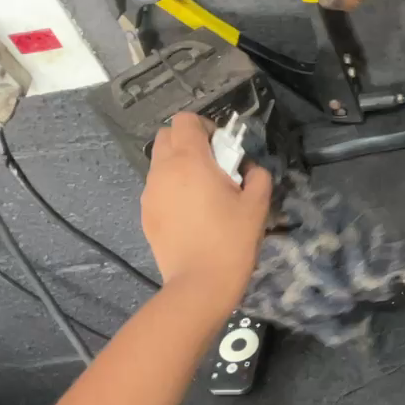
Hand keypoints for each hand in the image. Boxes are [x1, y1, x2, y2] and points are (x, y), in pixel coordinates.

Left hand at [141, 112, 271, 297]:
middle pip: (167, 136)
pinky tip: (192, 216)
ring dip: (180, 167)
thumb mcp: (258, 206)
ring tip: (203, 195)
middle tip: (213, 167)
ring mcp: (150, 193)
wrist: (201, 283)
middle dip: (189, 143)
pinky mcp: (146, 213)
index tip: (223, 149)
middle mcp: (163, 171)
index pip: (186, 120)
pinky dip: (173, 190)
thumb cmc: (232, 241)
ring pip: (160, 163)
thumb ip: (258, 176)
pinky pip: (158, 188)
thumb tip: (250, 169)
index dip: (206, 127)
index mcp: (190, 161)